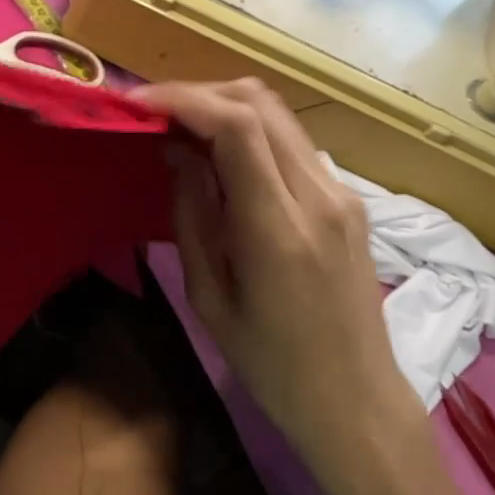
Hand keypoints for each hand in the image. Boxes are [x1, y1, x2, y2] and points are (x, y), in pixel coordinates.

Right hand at [134, 79, 402, 440]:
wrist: (357, 401)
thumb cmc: (271, 365)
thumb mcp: (210, 298)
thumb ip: (192, 215)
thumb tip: (176, 151)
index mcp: (279, 228)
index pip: (236, 125)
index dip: (182, 99)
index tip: (137, 104)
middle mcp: (319, 196)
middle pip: (260, 102)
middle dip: (199, 94)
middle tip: (154, 114)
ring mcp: (342, 194)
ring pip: (279, 114)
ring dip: (225, 108)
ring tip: (180, 130)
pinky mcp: (349, 200)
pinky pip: (292, 143)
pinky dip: (250, 132)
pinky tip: (221, 158)